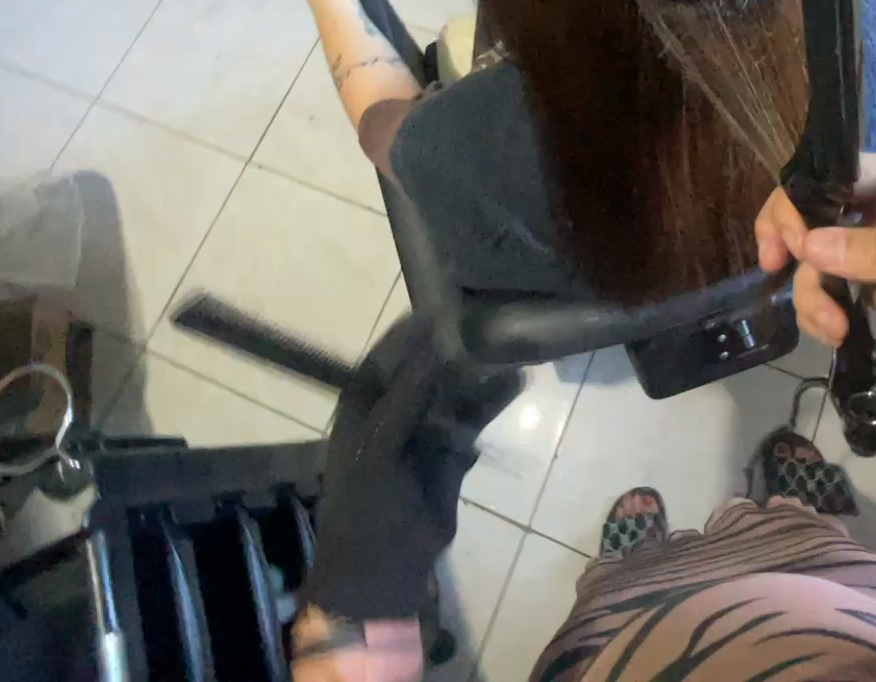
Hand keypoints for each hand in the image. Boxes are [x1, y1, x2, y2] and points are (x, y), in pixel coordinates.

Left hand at [303, 315, 520, 621]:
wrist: (381, 570)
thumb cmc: (365, 500)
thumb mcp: (380, 441)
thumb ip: (408, 392)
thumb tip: (432, 344)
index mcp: (363, 408)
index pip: (386, 357)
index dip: (408, 333)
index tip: (438, 306)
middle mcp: (393, 414)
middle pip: (424, 371)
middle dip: (451, 350)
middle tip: (481, 322)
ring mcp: (423, 434)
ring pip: (452, 394)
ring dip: (478, 375)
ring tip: (506, 351)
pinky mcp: (450, 455)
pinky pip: (471, 421)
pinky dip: (490, 402)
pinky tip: (513, 383)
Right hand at [755, 153, 875, 394]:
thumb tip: (812, 244)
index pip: (843, 172)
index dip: (804, 200)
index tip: (792, 243)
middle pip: (814, 210)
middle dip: (793, 243)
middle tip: (781, 270)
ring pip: (814, 256)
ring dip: (809, 291)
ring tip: (830, 328)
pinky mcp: (870, 289)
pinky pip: (823, 288)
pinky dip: (817, 310)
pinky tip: (832, 334)